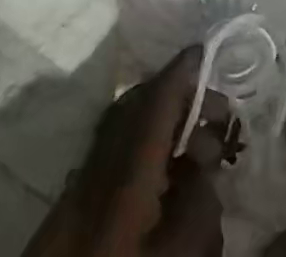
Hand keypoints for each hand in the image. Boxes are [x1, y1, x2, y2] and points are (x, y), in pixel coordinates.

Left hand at [23, 47, 229, 256]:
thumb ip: (198, 202)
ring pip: (120, 124)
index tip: (204, 49)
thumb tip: (204, 152)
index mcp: (127, 172)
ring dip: (156, 114)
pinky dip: (139, 139)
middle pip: (135, 106)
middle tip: (212, 102)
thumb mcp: (180, 256)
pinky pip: (111, 147)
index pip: (156, 103)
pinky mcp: (73, 199)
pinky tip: (160, 165)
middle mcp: (100, 162)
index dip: (182, 72)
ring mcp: (82, 179)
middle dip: (174, 91)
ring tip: (191, 130)